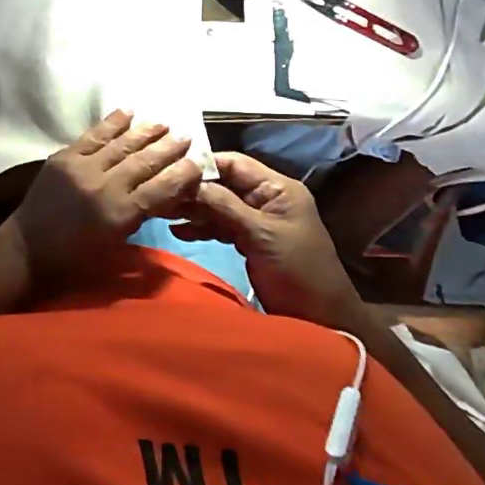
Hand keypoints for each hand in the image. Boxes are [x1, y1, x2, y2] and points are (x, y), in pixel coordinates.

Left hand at [4, 111, 202, 292]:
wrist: (28, 248)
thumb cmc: (75, 259)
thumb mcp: (115, 246)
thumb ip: (140, 219)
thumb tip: (164, 195)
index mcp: (119, 215)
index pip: (160, 189)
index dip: (181, 174)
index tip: (197, 162)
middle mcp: (104, 187)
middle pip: (144, 162)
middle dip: (168, 148)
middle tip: (186, 136)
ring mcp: (82, 168)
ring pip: (122, 145)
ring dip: (145, 132)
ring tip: (163, 123)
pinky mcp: (64, 157)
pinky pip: (93, 136)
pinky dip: (112, 123)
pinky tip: (128, 113)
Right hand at [177, 153, 363, 325]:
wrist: (324, 320)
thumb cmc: (299, 272)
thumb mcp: (261, 235)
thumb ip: (225, 206)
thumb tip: (190, 182)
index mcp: (277, 188)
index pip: (234, 164)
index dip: (203, 165)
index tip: (171, 170)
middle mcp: (265, 198)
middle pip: (223, 184)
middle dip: (194, 189)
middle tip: (161, 194)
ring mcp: (256, 220)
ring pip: (218, 205)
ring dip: (193, 209)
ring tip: (163, 212)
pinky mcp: (249, 241)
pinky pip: (220, 226)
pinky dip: (201, 228)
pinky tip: (178, 231)